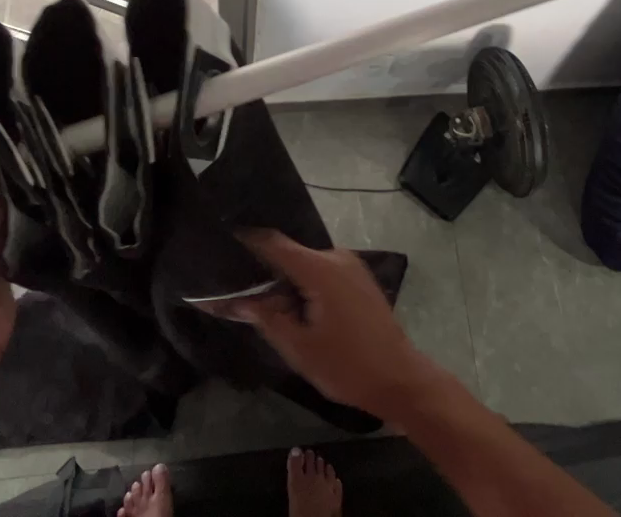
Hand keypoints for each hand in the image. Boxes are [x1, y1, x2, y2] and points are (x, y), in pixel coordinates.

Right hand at [232, 230, 447, 418]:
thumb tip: (231, 302)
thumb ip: (265, 318)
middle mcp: (336, 257)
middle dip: (264, 270)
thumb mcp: (298, 347)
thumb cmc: (346, 365)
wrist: (399, 379)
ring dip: (286, 280)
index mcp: (320, 268)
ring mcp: (351, 265)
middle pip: (289, 253)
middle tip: (235, 287)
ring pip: (306, 264)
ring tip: (261, 301)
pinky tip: (293, 306)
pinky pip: (322, 271)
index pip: (273, 242)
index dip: (246, 241)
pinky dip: (304, 283)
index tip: (221, 243)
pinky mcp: (358, 278)